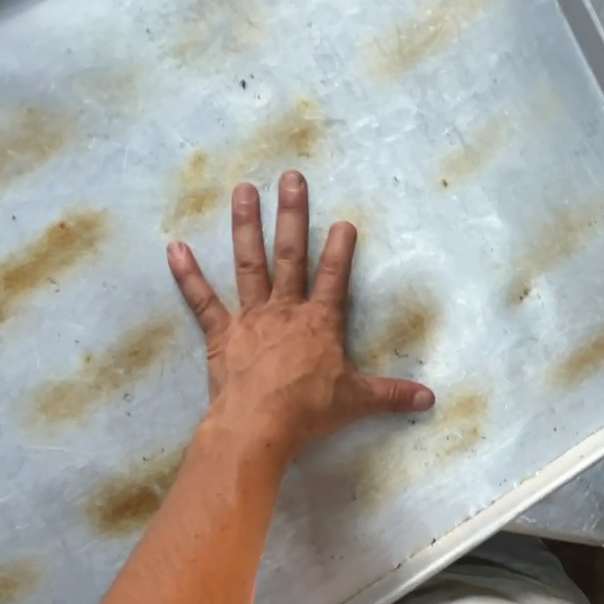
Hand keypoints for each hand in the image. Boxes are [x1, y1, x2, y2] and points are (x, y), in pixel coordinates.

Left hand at [167, 171, 433, 458]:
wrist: (259, 426)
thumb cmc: (309, 411)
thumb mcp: (357, 401)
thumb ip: (392, 395)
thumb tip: (429, 400)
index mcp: (320, 323)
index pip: (334, 278)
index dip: (341, 249)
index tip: (344, 221)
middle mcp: (285, 310)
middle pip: (290, 255)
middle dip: (293, 215)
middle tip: (291, 178)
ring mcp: (251, 319)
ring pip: (249, 265)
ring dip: (246, 227)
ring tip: (243, 190)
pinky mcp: (222, 335)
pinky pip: (202, 301)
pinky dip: (187, 275)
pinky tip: (174, 247)